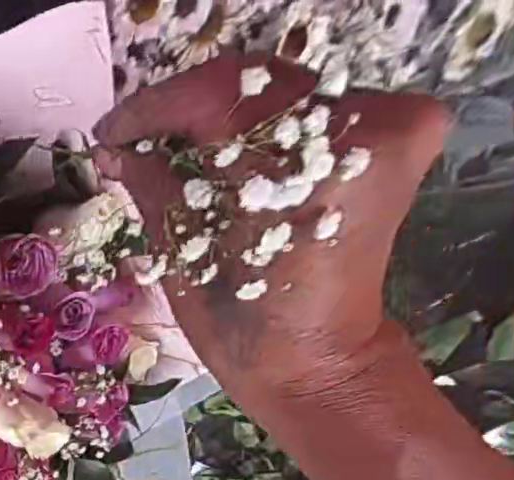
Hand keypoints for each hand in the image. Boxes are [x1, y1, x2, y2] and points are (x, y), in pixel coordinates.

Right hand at [95, 55, 448, 405]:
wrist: (316, 358)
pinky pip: (312, 110)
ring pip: (283, 93)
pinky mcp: (401, 130)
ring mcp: (396, 123)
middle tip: (135, 136)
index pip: (222, 99)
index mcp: (312, 171)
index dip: (156, 108)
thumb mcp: (184, 260)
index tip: (111, 128)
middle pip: (258, 87)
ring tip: (169, 145)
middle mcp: (370, 128)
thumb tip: (114, 148)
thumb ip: (154, 187)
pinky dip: (262, 127)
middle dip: (185, 110)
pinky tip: (225, 155)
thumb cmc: (242, 329)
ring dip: (220, 118)